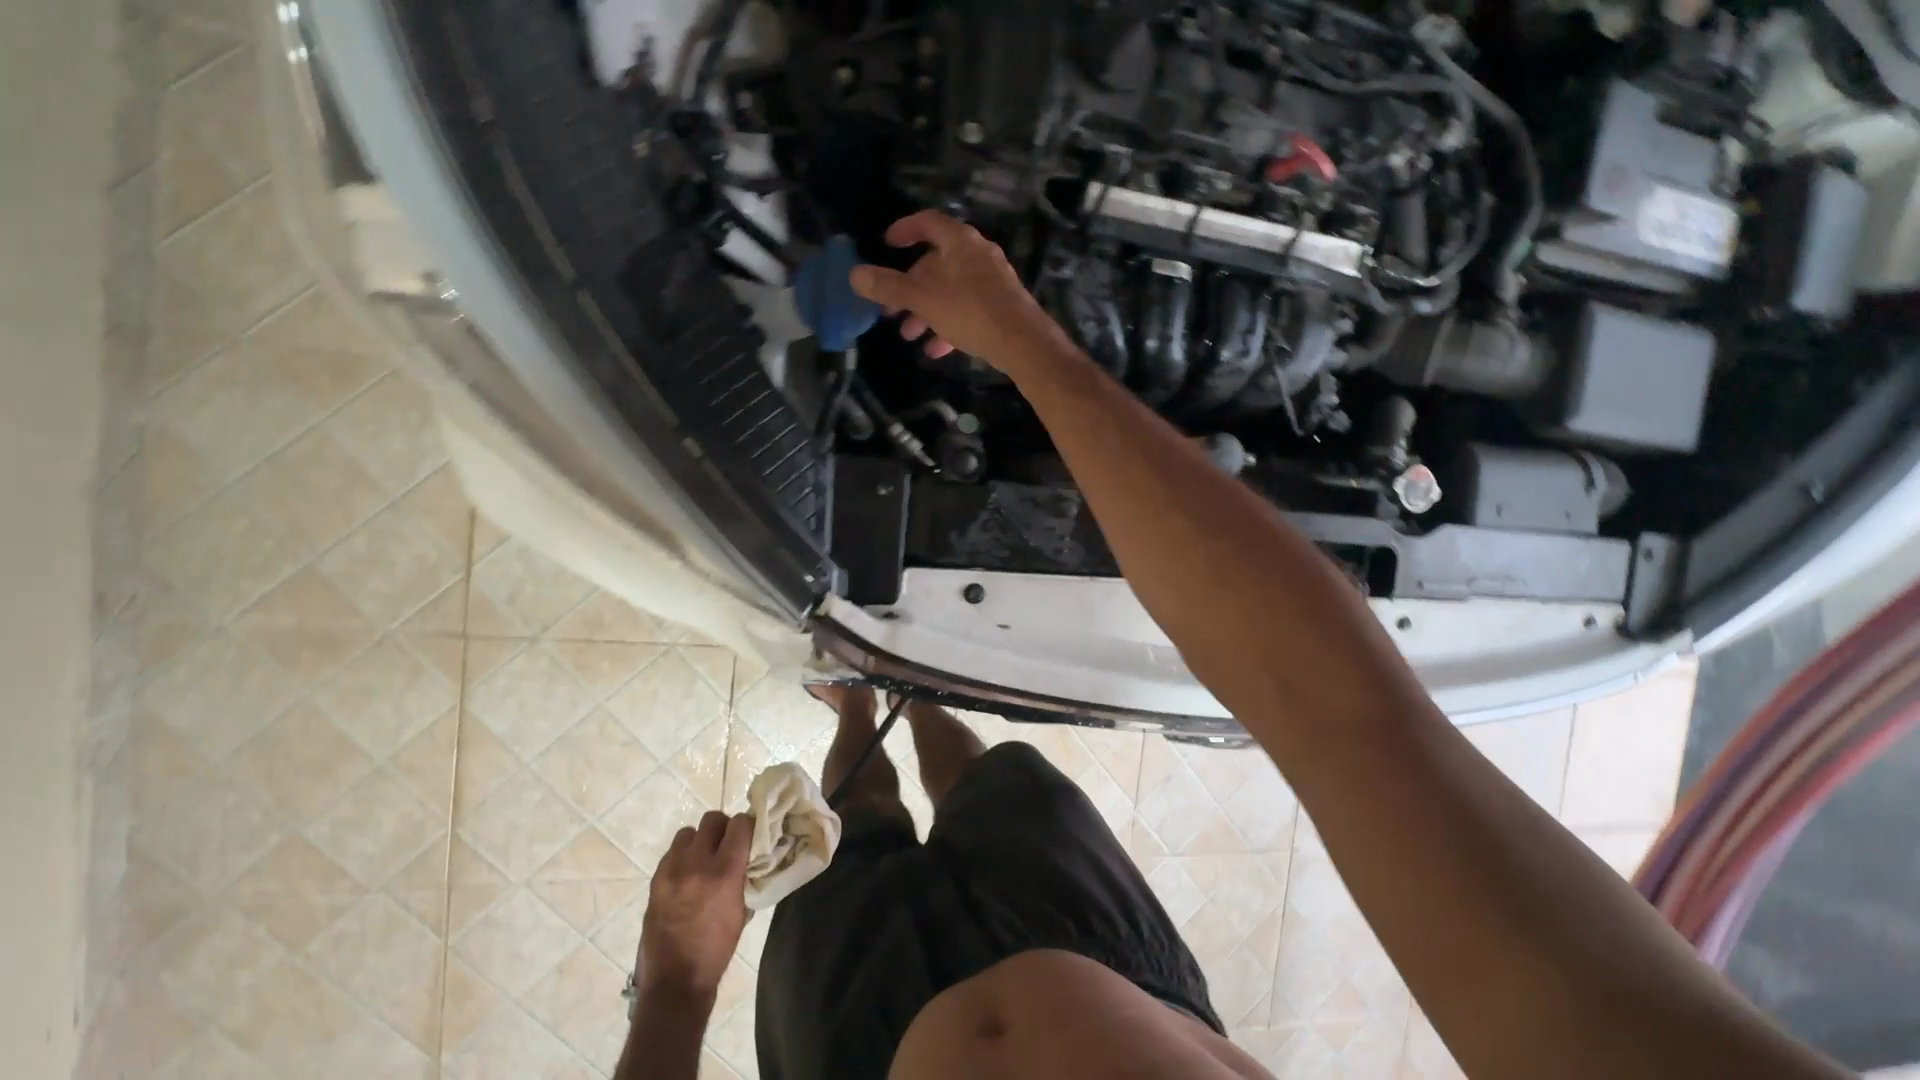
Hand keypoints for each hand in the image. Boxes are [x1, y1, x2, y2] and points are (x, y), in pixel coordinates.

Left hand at [637, 811, 752, 999]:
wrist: (676, 978)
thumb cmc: (717, 949)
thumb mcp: (743, 912)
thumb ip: (746, 878)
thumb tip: (751, 858)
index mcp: (725, 872)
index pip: (741, 824)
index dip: (749, 825)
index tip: (753, 835)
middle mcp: (697, 863)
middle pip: (713, 819)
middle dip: (725, 828)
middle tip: (729, 845)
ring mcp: (672, 870)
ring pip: (689, 832)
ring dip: (701, 840)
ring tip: (705, 859)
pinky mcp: (655, 880)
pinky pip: (672, 852)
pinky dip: (683, 856)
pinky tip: (688, 876)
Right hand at [848, 211, 1072, 372]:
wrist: (1023, 342)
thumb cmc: (970, 311)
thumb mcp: (922, 299)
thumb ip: (888, 287)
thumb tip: (855, 275)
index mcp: (959, 242)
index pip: (928, 222)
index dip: (904, 230)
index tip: (887, 244)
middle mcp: (977, 254)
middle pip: (936, 263)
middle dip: (909, 287)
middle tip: (890, 310)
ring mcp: (991, 280)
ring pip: (949, 291)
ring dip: (925, 311)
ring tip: (909, 335)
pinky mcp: (1000, 306)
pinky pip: (967, 310)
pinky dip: (948, 324)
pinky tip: (936, 349)